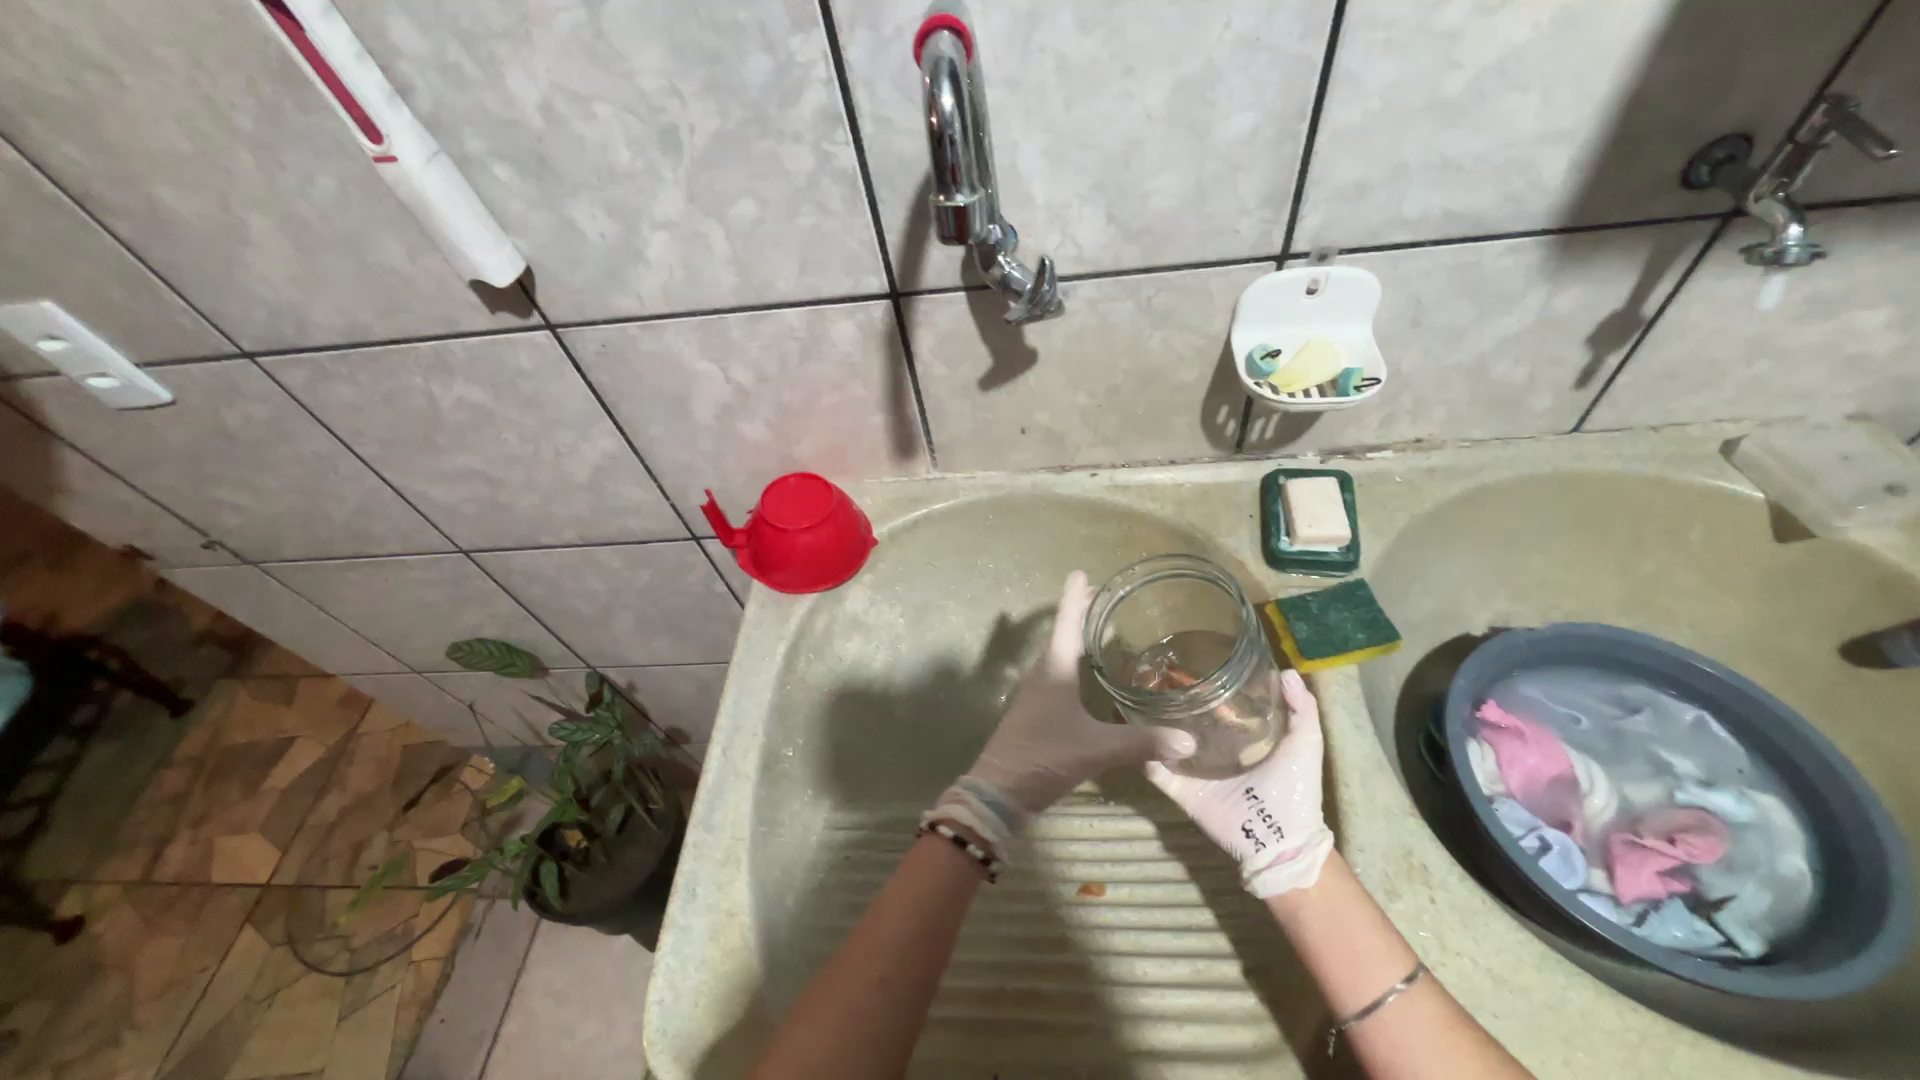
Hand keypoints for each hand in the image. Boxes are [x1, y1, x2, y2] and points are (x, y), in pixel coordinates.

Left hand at [925, 571, 1196, 860]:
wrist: (997, 793)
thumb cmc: (1043, 757)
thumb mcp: (1096, 749)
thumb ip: (1142, 743)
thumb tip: (1189, 741)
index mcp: (1054, 671)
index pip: (1068, 623)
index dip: (1076, 597)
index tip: (1081, 572)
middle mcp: (1042, 676)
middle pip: (1063, 636)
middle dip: (1080, 615)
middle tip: (1102, 597)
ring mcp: (1035, 696)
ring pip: (1058, 658)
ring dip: (1075, 641)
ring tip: (1099, 632)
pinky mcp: (1035, 716)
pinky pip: (1056, 679)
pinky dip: (1073, 668)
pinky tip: (1087, 680)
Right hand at [1145, 669, 1333, 897]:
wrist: (1283, 839)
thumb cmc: (1296, 789)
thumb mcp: (1306, 742)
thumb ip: (1303, 708)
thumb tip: (1284, 671)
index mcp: (1240, 740)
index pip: (1218, 709)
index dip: (1208, 689)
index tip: (1192, 665)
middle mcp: (1214, 752)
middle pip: (1187, 723)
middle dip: (1172, 704)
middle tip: (1155, 679)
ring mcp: (1195, 772)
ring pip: (1166, 744)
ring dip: (1152, 728)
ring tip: (1137, 702)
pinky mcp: (1183, 792)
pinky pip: (1158, 774)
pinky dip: (1146, 759)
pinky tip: (1139, 740)